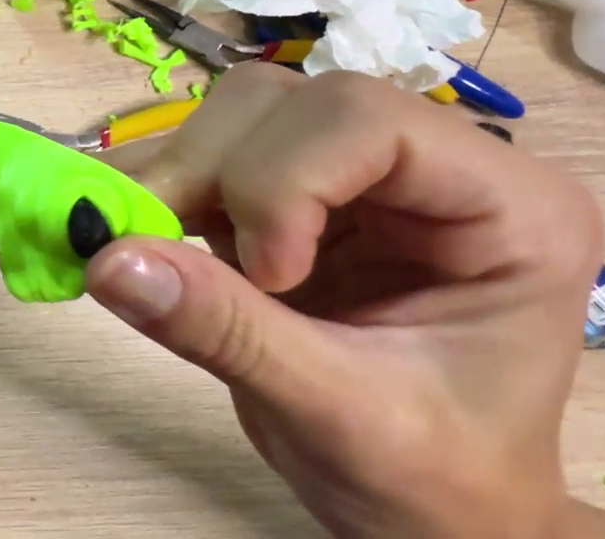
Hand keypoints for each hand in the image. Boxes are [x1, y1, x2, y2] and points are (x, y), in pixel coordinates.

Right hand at [85, 65, 604, 538]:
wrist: (415, 504)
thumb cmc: (428, 479)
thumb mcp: (340, 419)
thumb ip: (228, 332)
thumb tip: (104, 259)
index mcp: (500, 206)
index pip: (363, 121)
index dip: (286, 182)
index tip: (267, 279)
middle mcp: (422, 165)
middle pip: (278, 105)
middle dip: (207, 175)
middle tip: (167, 257)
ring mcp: (343, 171)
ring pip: (226, 116)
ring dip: (168, 178)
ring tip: (153, 255)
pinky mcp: (279, 189)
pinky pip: (194, 151)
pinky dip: (149, 188)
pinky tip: (142, 239)